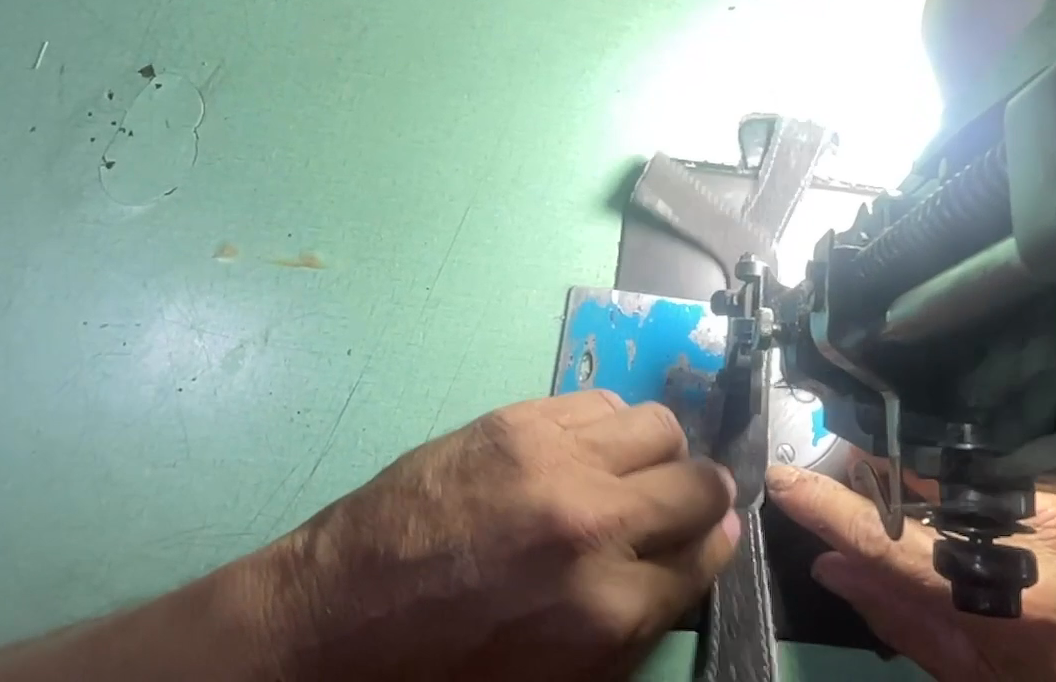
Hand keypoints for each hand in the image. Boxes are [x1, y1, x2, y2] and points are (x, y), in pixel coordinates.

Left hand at [263, 391, 740, 679]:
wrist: (341, 616)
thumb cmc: (452, 664)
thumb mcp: (563, 675)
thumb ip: (641, 620)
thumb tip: (699, 551)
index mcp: (607, 611)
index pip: (707, 556)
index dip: (714, 544)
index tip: (710, 533)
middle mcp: (595, 524)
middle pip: (699, 484)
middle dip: (704, 496)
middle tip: (682, 500)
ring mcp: (556, 461)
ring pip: (660, 427)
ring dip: (659, 453)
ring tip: (628, 470)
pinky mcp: (518, 419)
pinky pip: (602, 401)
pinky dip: (608, 427)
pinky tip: (584, 449)